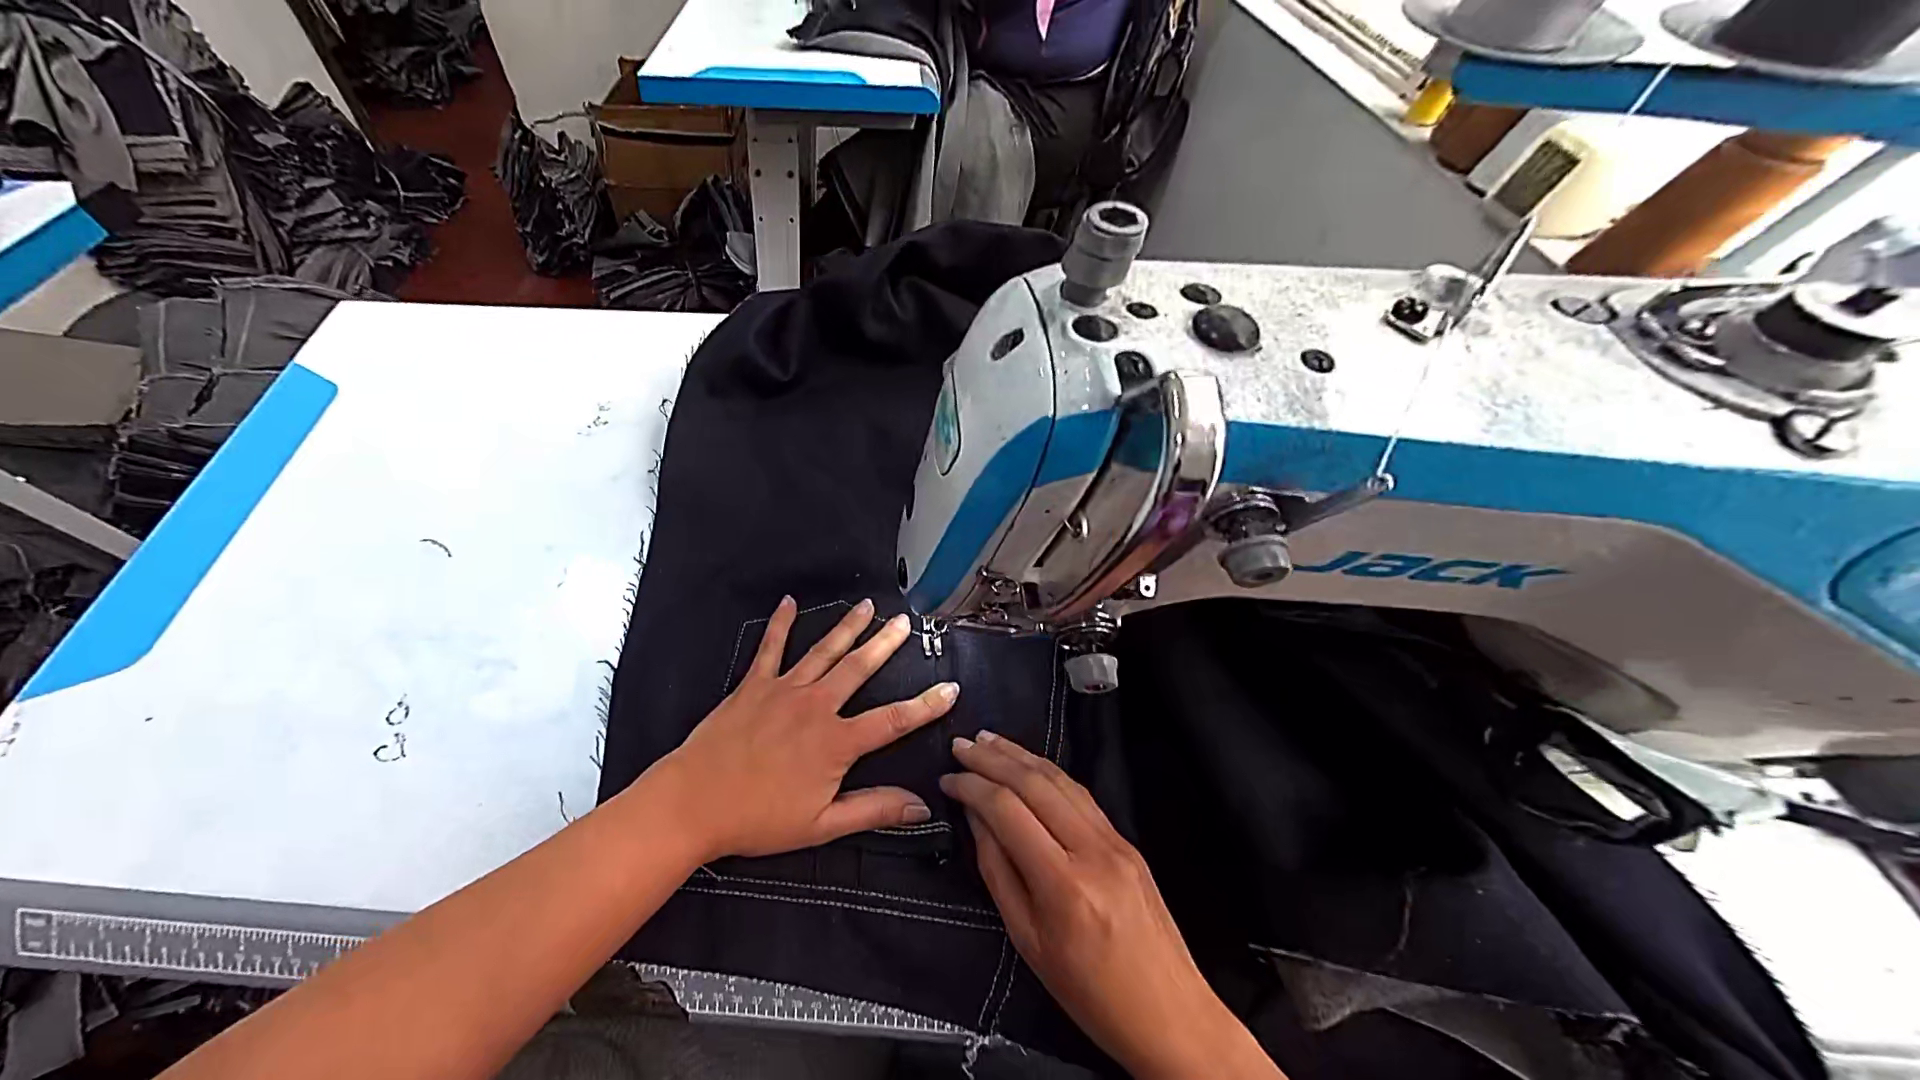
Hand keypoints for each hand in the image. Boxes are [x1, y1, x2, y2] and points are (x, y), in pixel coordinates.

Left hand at [645, 596, 958, 861]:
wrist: (692, 803)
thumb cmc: (757, 818)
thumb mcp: (822, 825)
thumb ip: (873, 810)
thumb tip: (919, 806)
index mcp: (836, 742)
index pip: (894, 720)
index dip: (926, 705)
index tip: (950, 689)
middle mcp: (815, 707)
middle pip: (860, 668)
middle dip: (887, 643)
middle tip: (905, 623)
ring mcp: (784, 690)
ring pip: (825, 650)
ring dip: (849, 627)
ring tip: (868, 606)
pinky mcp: (754, 685)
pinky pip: (770, 648)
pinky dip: (781, 624)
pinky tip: (789, 602)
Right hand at [941, 733, 1282, 1079]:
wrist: (1170, 1014)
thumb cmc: (1089, 992)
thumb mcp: (1027, 940)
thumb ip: (997, 871)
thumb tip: (976, 817)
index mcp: (1063, 883)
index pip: (1008, 810)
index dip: (972, 787)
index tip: (948, 778)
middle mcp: (1093, 850)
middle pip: (1035, 783)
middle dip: (993, 758)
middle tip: (962, 744)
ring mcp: (1116, 840)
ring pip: (1061, 780)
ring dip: (1021, 755)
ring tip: (990, 741)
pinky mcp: (1127, 841)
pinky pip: (1082, 795)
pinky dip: (1050, 773)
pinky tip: (1031, 765)